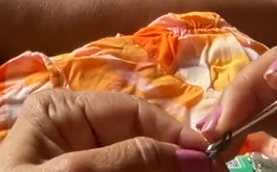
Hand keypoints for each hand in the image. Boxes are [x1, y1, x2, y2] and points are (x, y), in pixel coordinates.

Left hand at [0, 89, 217, 171]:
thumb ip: (130, 160)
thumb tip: (193, 152)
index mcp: (62, 112)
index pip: (131, 111)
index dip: (174, 132)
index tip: (213, 158)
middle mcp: (73, 134)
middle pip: (139, 142)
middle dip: (173, 162)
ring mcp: (80, 168)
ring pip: (137, 167)